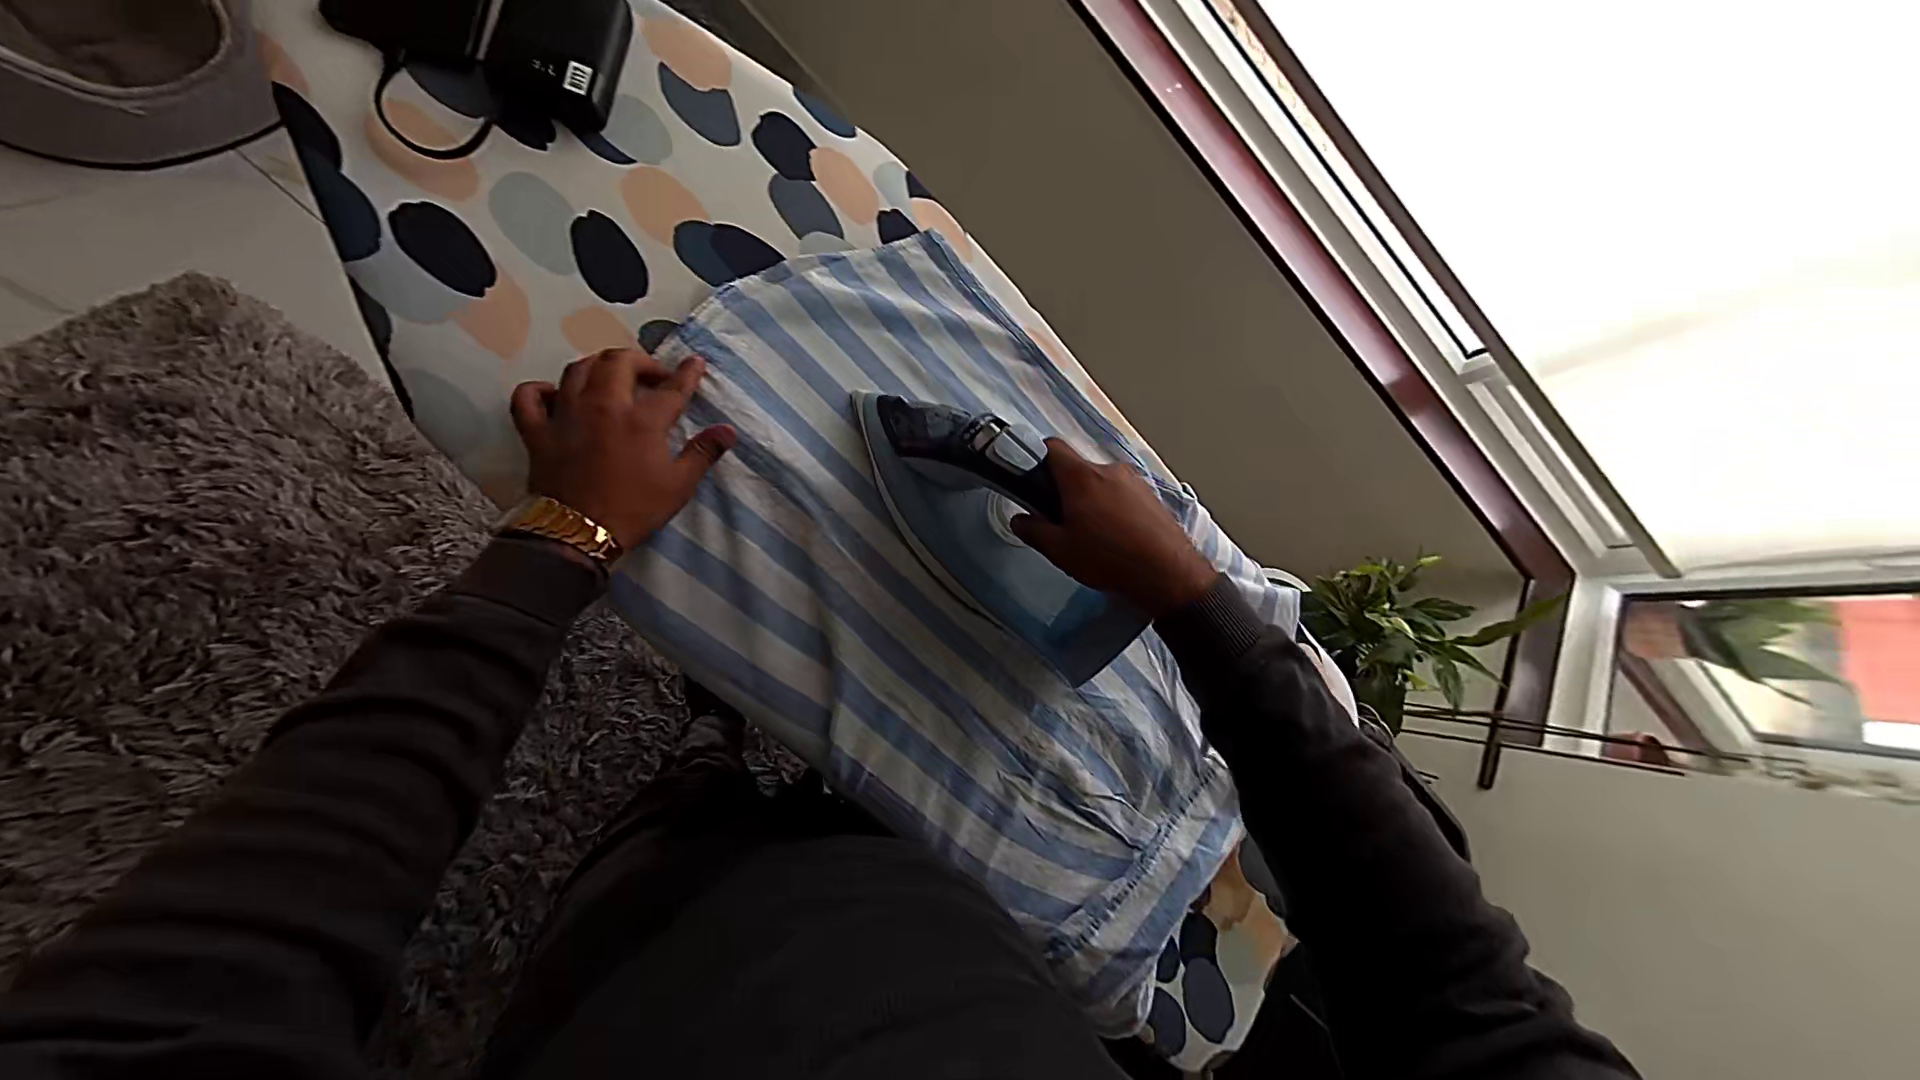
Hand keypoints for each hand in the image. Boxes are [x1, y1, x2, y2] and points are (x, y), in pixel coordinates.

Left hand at [510, 349, 736, 550]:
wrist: (579, 532)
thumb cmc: (635, 508)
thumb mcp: (680, 485)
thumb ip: (703, 452)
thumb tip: (728, 430)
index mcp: (642, 420)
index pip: (671, 388)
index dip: (687, 373)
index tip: (695, 362)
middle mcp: (603, 406)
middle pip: (618, 362)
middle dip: (640, 361)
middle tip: (653, 375)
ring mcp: (565, 414)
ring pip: (578, 369)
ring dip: (599, 365)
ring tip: (612, 377)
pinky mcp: (537, 430)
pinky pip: (529, 396)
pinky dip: (541, 389)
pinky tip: (556, 394)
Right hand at [1010, 439, 1216, 617]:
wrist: (1167, 573)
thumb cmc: (1109, 558)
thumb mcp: (1059, 550)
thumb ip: (1033, 531)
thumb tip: (1020, 521)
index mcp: (1080, 477)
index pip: (1052, 447)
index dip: (1037, 458)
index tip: (1033, 478)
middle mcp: (1108, 470)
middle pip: (1077, 468)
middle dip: (1065, 489)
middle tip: (1060, 519)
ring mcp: (1134, 481)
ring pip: (1101, 482)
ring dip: (1092, 499)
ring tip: (1091, 533)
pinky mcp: (1151, 495)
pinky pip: (1122, 493)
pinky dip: (1114, 507)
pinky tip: (1115, 535)